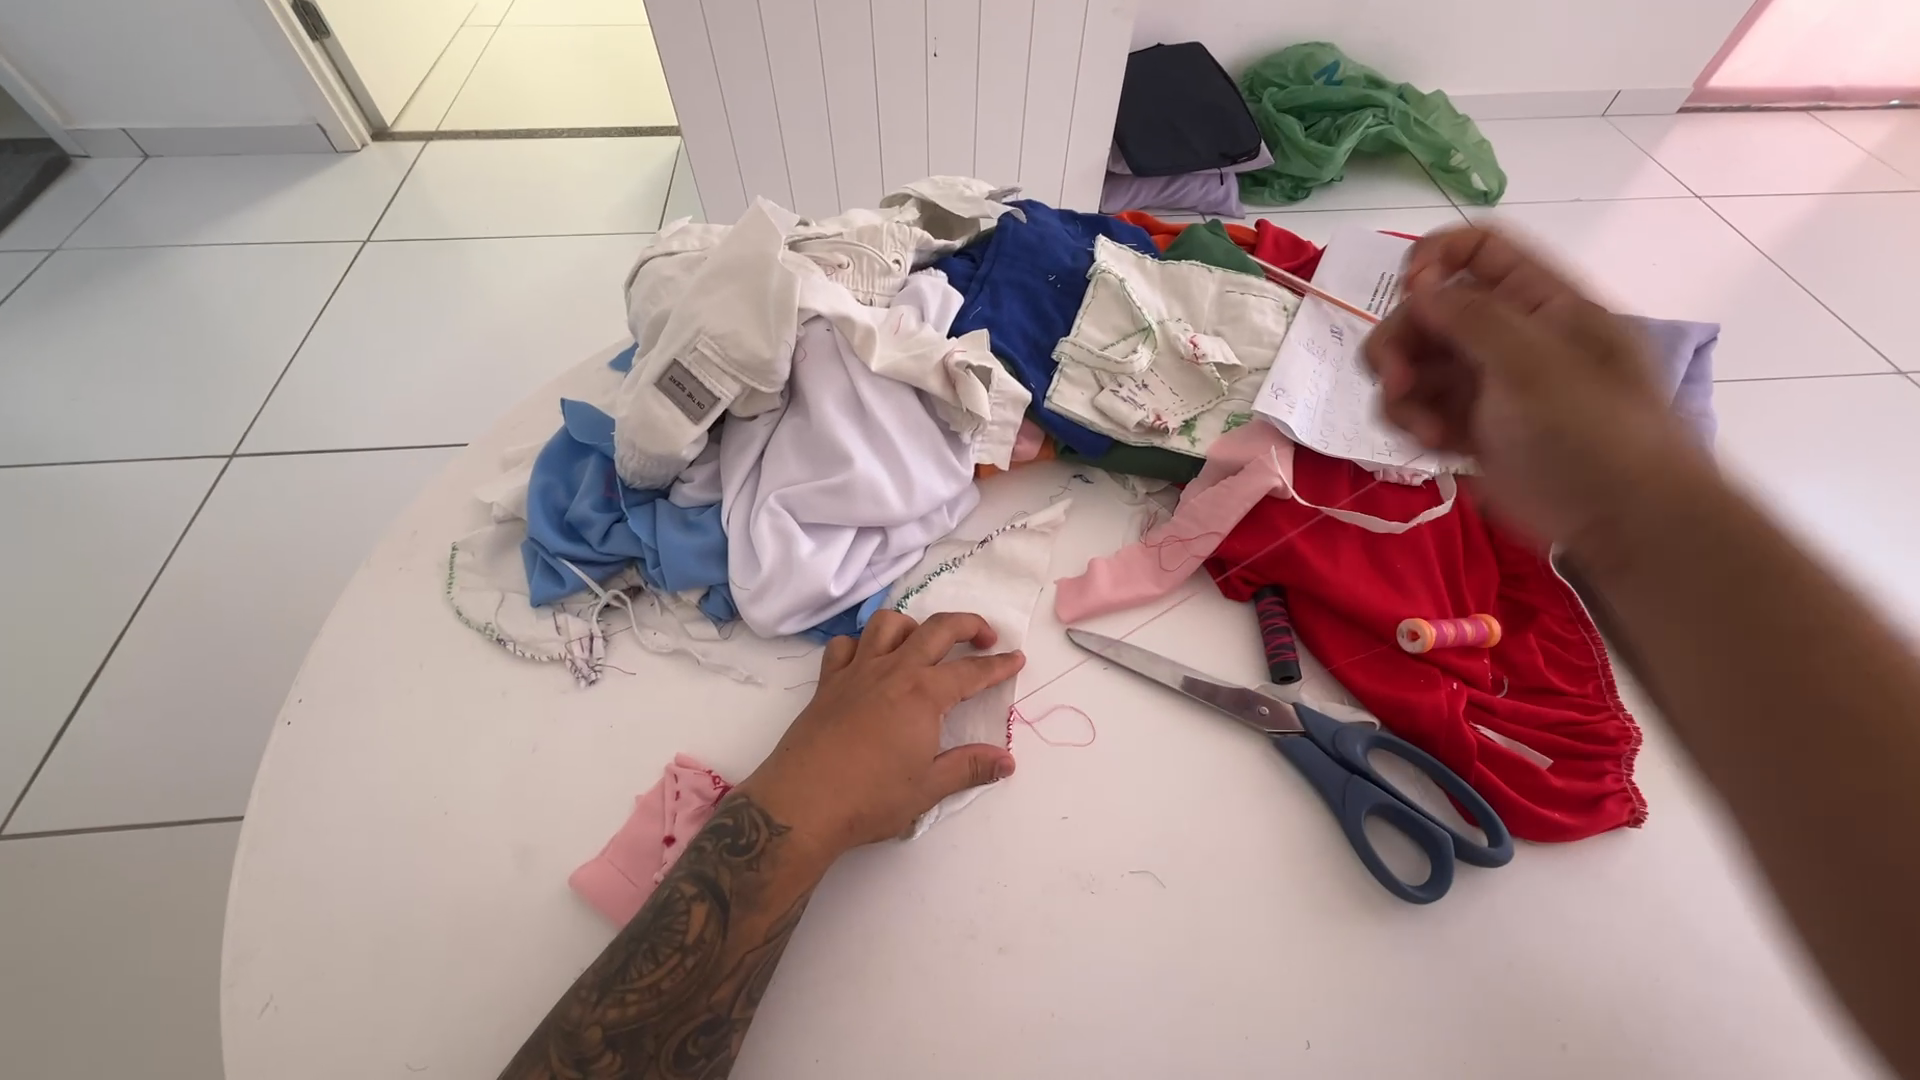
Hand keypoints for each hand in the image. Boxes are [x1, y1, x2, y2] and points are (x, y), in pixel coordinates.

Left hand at [734, 611, 1024, 863]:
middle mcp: (893, 671)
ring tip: (924, 644)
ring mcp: (857, 672)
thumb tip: (1006, 761)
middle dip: (968, 624)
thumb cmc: (870, 798)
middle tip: (986, 637)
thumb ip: (970, 767)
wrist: (802, 804)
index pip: (972, 671)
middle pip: (937, 628)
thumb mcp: (928, 788)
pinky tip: (869, 662)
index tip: (1017, 658)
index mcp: (923, 694)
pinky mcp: (828, 683)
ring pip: (888, 624)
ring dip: (913, 625)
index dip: (998, 665)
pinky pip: (845, 645)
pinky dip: (861, 644)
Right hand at [1363, 226, 1711, 548]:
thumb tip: (1419, 287)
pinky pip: (1412, 407)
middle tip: (1398, 381)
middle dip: (1400, 344)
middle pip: (1425, 312)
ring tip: (1421, 428)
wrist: (1615, 518)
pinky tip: (1433, 445)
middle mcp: (1504, 334)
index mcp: (1538, 302)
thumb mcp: (1534, 365)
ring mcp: (1481, 382)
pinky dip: (1409, 422)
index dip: (1435, 259)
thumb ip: (1473, 318)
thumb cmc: (1590, 432)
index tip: (1407, 293)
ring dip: (1400, 392)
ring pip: (1409, 363)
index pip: (1479, 250)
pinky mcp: (1462, 425)